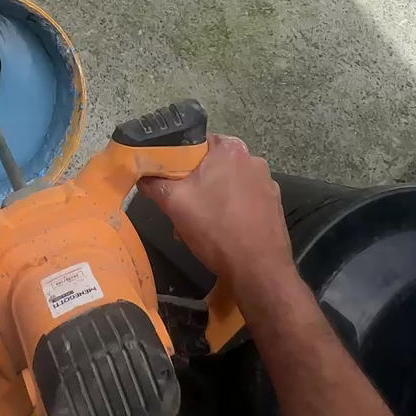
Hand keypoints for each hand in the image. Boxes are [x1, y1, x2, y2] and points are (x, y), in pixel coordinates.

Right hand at [138, 134, 292, 285]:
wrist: (259, 273)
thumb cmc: (216, 229)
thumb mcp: (174, 203)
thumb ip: (153, 183)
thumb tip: (141, 176)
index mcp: (230, 148)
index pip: (195, 142)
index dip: (177, 160)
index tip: (168, 179)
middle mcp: (253, 159)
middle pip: (211, 165)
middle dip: (194, 185)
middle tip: (181, 206)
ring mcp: (267, 183)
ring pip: (227, 185)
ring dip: (211, 200)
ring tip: (198, 226)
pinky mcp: (274, 206)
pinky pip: (243, 201)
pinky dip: (230, 212)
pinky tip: (220, 234)